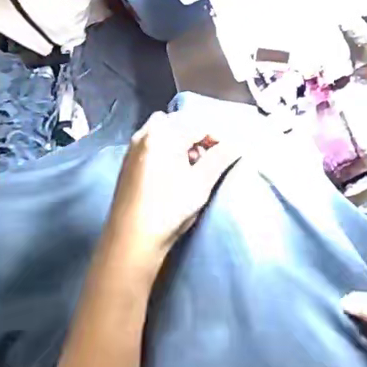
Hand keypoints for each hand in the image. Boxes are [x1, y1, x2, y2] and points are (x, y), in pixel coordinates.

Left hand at [103, 112, 243, 267]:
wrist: (129, 243)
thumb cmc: (169, 209)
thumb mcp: (201, 182)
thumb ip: (222, 157)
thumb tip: (239, 144)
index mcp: (162, 133)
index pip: (200, 125)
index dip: (218, 139)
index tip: (229, 155)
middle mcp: (144, 134)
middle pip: (181, 124)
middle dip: (198, 137)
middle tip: (210, 159)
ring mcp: (133, 149)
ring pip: (165, 132)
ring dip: (182, 142)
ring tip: (193, 166)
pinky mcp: (127, 165)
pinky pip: (152, 144)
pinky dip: (167, 150)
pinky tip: (173, 173)